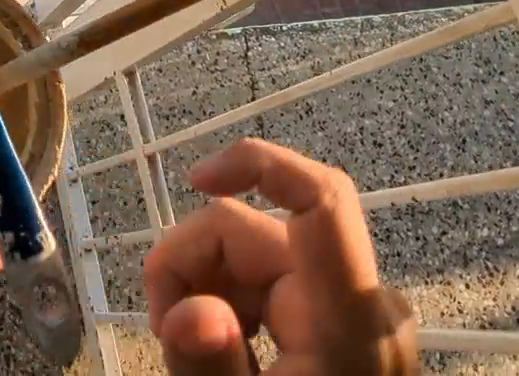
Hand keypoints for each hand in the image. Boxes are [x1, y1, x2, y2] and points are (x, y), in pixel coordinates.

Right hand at [144, 139, 416, 375]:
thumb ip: (211, 371)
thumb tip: (190, 310)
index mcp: (347, 322)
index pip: (321, 201)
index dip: (258, 163)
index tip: (194, 180)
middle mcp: (354, 300)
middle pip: (247, 229)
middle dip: (189, 265)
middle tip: (164, 332)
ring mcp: (344, 306)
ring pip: (241, 248)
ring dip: (199, 285)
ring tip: (190, 348)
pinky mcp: (332, 315)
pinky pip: (258, 274)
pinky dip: (223, 297)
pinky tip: (222, 346)